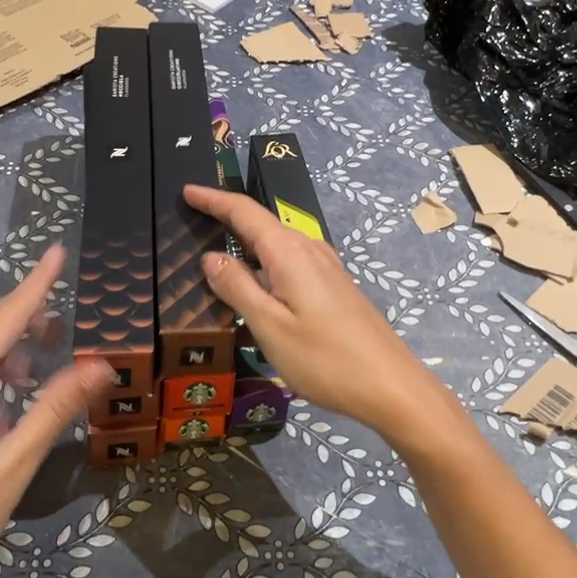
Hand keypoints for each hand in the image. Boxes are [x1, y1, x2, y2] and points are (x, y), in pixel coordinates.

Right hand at [184, 184, 456, 442]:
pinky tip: (252, 288)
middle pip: (260, 225)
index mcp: (289, 252)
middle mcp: (309, 250)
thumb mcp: (270, 327)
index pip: (244, 212)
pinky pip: (289, 265)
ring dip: (244, 246)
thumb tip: (210, 256)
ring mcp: (325, 269)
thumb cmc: (325, 359)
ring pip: (275, 247)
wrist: (391, 386)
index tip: (185, 191)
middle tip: (189, 223)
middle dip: (226, 220)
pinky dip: (263, 267)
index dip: (213, 200)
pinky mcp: (333, 288)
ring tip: (211, 256)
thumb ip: (237, 288)